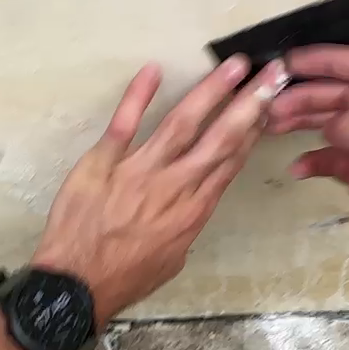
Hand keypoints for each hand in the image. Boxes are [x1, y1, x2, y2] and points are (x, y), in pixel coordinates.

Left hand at [32, 55, 287, 321]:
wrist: (77, 284)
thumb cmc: (125, 278)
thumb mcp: (171, 259)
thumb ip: (186, 225)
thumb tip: (195, 202)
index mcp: (192, 212)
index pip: (229, 163)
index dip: (251, 133)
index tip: (268, 107)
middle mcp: (173, 186)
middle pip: (219, 139)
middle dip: (249, 104)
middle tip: (271, 75)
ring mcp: (138, 171)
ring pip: (181, 124)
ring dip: (210, 92)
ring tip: (234, 65)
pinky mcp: (102, 162)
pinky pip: (124, 123)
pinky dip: (138, 95)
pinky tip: (153, 69)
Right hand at [265, 45, 348, 304]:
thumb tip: (330, 120)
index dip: (328, 60)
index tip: (290, 61)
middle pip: (347, 95)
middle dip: (309, 96)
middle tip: (272, 103)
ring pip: (338, 124)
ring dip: (306, 123)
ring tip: (272, 126)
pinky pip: (336, 157)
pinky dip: (315, 159)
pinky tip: (297, 169)